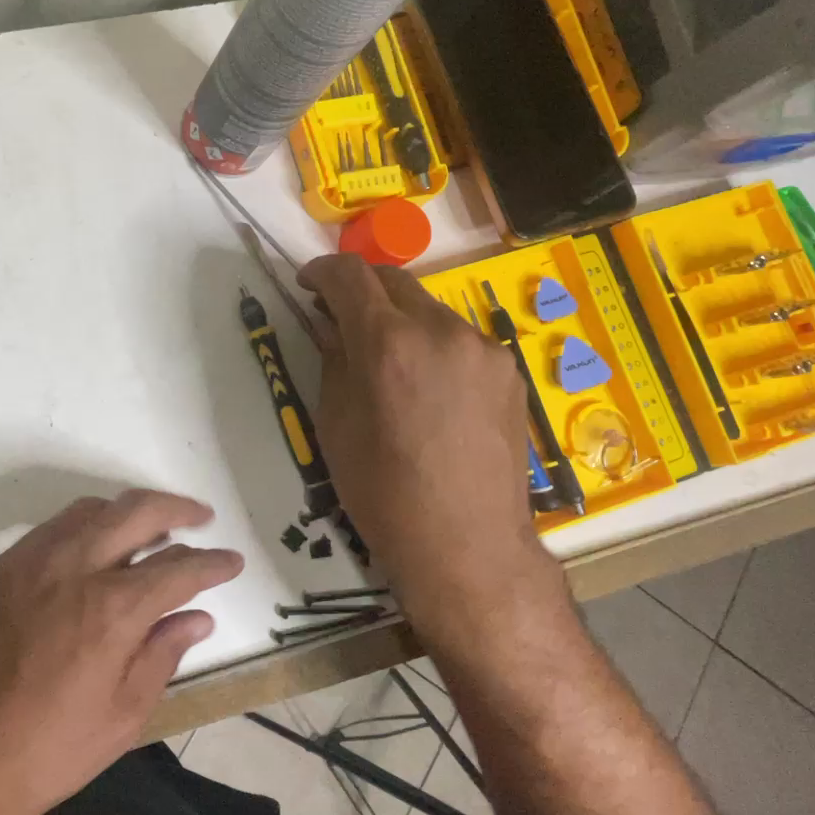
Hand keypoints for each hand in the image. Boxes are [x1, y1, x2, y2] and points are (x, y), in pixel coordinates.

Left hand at [0, 490, 240, 814]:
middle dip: (177, 509)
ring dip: (127, 511)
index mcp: (111, 610)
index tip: (231, 561)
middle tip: (201, 517)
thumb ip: (162, 655)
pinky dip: (83, 526)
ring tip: (150, 530)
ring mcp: (28, 562)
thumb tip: (196, 617)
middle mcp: (71, 568)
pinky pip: (50, 529)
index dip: (212, 563)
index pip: (178, 569)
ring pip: (88, 511)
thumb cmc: (45, 753)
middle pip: (134, 512)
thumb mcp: (121, 718)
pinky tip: (93, 549)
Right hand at [298, 255, 556, 630]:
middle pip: (394, 281)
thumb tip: (330, 326)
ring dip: (399, 321)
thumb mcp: (335, 423)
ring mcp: (482, 348)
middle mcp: (441, 330)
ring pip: (429, 310)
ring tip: (387, 364)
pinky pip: (459, 340)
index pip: (350, 275)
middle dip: (361, 291)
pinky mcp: (507, 371)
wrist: (464, 542)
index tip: (307, 285)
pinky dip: (432, 347)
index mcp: (388, 343)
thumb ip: (333, 360)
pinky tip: (426, 390)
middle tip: (340, 321)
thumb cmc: (382, 491)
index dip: (321, 272)